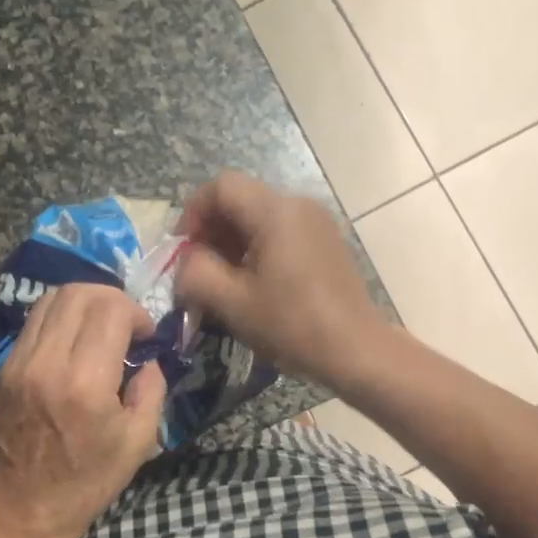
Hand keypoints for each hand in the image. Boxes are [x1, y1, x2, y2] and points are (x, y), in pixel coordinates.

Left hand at [0, 284, 167, 537]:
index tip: (146, 337)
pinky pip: (34, 322)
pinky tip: (75, 342)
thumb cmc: (88, 482)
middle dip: (111, 299)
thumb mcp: (139, 441)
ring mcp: (20, 363)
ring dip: (83, 303)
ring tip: (100, 329)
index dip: (136, 313)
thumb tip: (149, 357)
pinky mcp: (5, 368)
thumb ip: (151, 389)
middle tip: (126, 326)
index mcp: (85, 384)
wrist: (25, 507)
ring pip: (51, 299)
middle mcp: (48, 363)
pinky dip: (59, 318)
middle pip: (79, 293)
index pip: (110, 309)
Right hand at [175, 170, 395, 389]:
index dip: (192, 213)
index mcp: (275, 211)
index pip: (220, 187)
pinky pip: (278, 231)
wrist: (356, 350)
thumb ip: (195, 273)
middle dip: (210, 231)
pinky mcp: (323, 241)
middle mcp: (297, 204)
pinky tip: (250, 285)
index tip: (182, 251)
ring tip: (220, 282)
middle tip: (196, 271)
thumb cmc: (291, 324)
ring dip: (230, 243)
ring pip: (257, 216)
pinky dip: (254, 249)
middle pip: (239, 199)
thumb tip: (185, 262)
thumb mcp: (232, 302)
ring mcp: (315, 222)